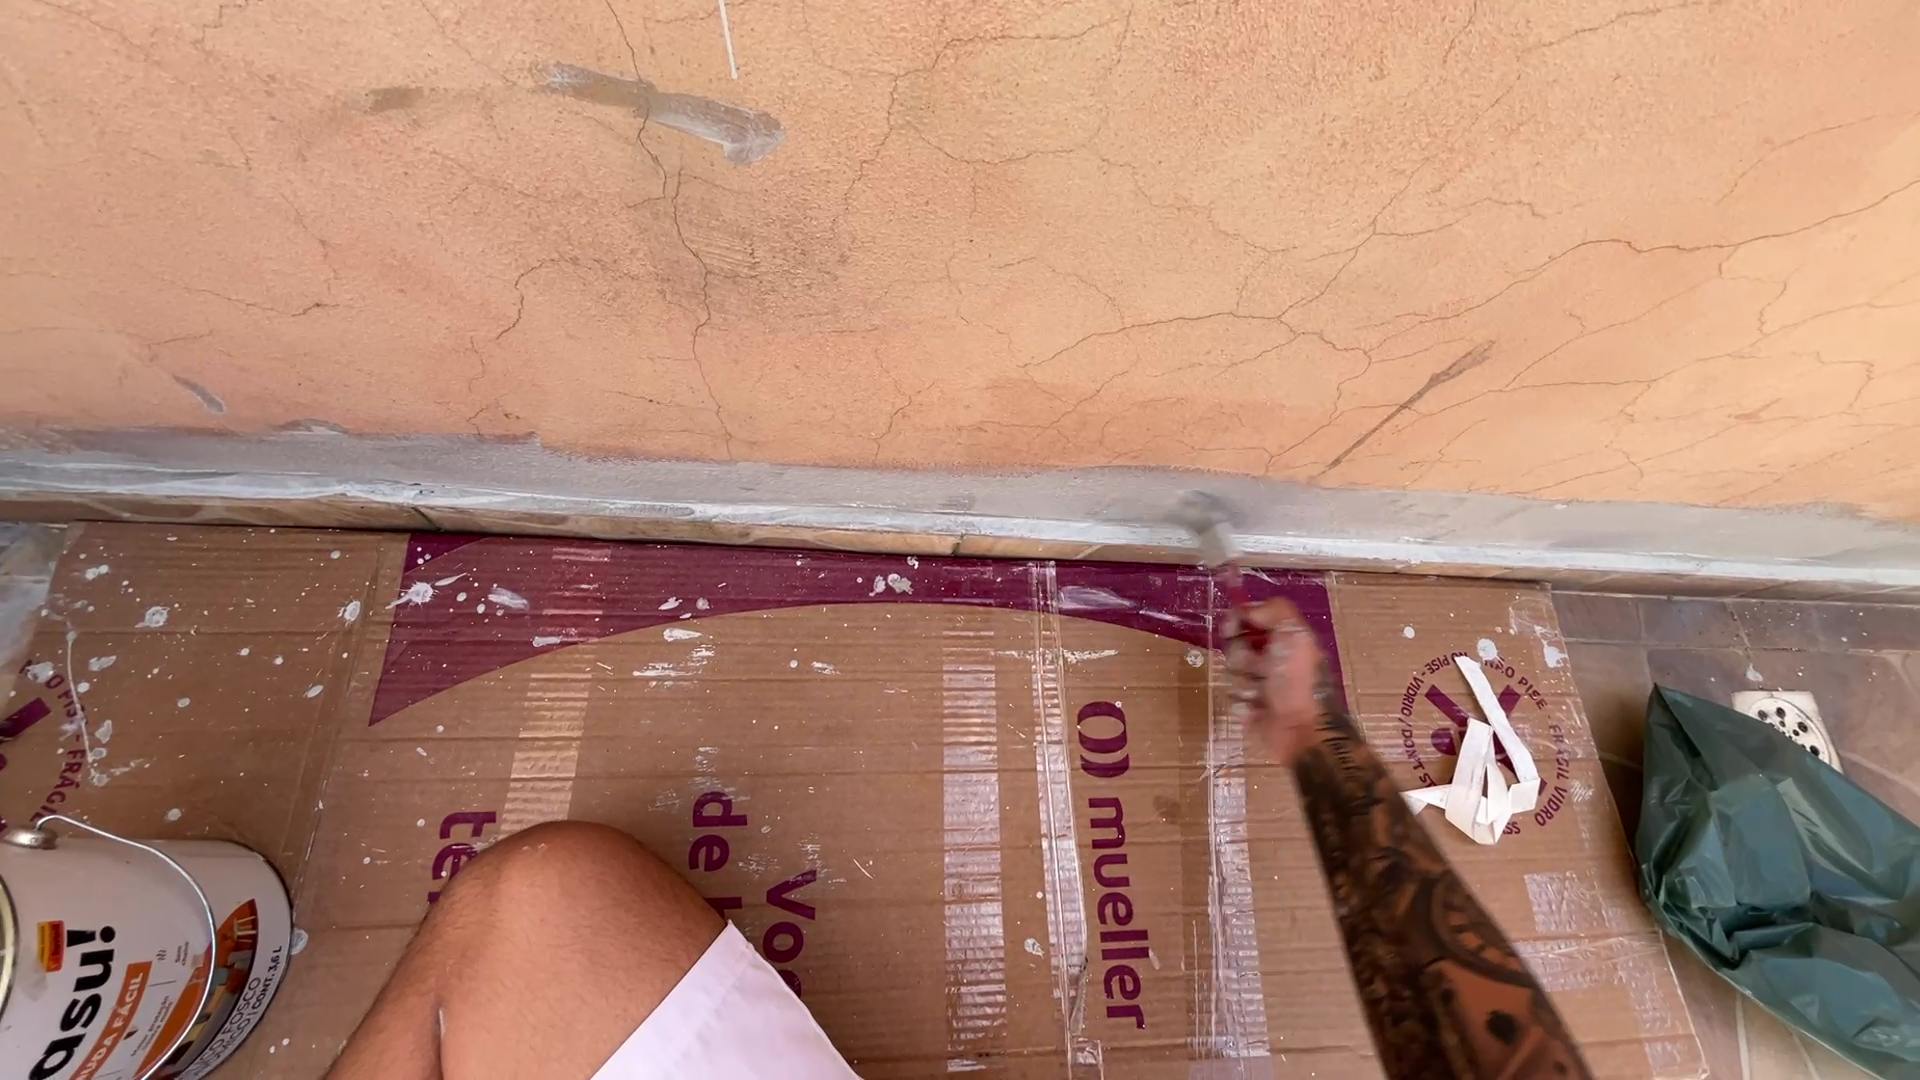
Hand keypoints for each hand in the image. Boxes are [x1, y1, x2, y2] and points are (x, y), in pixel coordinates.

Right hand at [1225, 597, 1327, 764]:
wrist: (1302, 730)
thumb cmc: (1300, 680)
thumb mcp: (1296, 635)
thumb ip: (1274, 610)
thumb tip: (1246, 611)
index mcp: (1283, 637)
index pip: (1248, 617)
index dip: (1237, 621)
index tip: (1232, 628)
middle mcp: (1270, 657)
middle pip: (1233, 644)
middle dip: (1241, 656)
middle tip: (1260, 668)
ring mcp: (1257, 682)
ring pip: (1229, 671)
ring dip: (1243, 681)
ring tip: (1262, 693)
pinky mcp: (1248, 706)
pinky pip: (1229, 695)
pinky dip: (1242, 702)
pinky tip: (1257, 709)